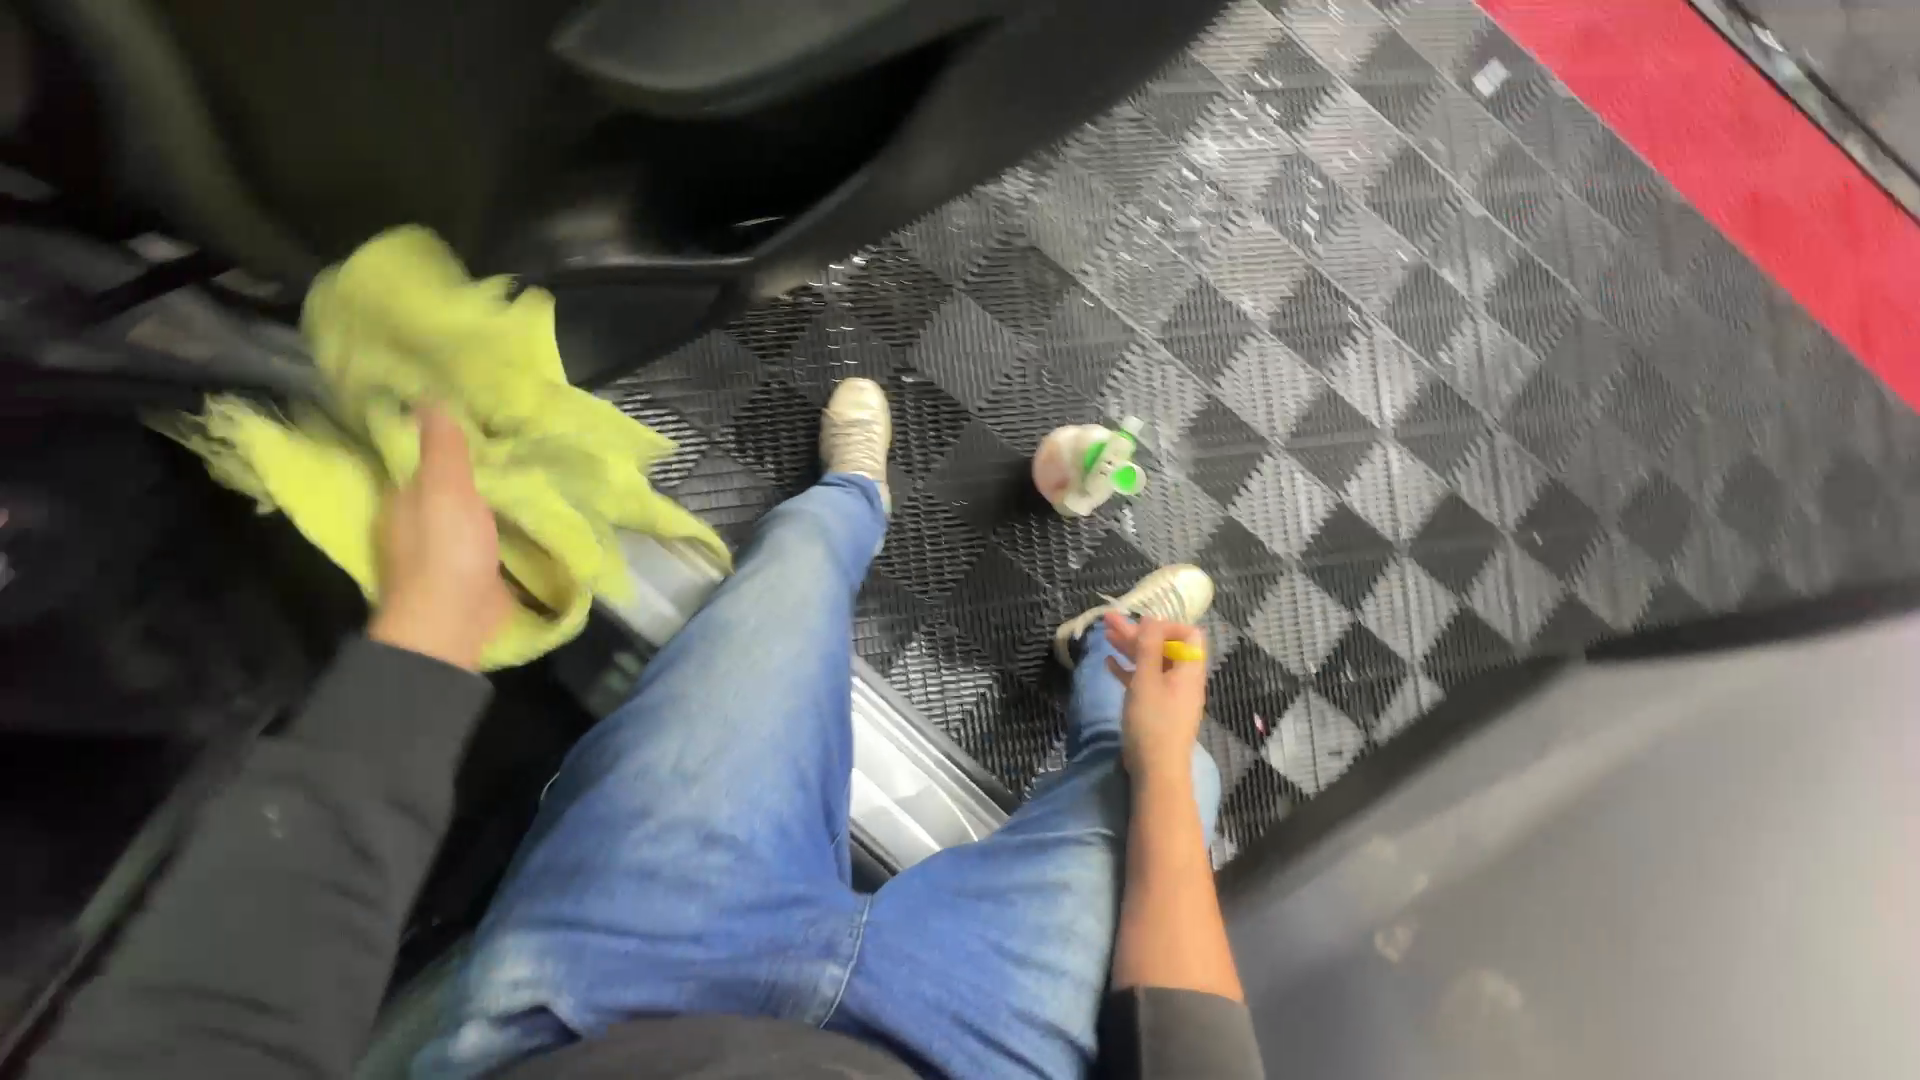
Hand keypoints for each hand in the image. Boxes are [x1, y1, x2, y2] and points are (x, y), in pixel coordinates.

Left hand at [367, 406, 511, 670]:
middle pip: (454, 484)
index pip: (425, 456)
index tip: (487, 419)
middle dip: (483, 468)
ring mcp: (449, 549)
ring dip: (501, 498)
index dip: (451, 438)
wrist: (454, 621)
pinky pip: (497, 538)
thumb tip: (429, 397)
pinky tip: (537, 515)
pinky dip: (512, 527)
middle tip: (523, 442)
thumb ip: (443, 447)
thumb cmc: (446, 551)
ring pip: (477, 511)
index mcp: (406, 496)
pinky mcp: (477, 571)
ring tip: (538, 472)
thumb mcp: (445, 489)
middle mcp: (421, 520)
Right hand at [1103, 611, 1206, 783]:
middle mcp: (1183, 679)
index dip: (1166, 626)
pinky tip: (1110, 663)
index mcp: (1189, 670)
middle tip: (1109, 621)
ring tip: (1106, 635)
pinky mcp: (1157, 708)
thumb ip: (1148, 647)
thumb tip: (1151, 619)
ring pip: (1151, 663)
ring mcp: (1170, 695)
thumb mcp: (1146, 680)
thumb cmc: (1152, 721)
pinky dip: (1129, 669)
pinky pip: (1144, 681)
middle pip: (1164, 647)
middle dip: (1138, 632)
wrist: (1156, 770)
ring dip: (1130, 648)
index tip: (1140, 626)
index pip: (1188, 635)